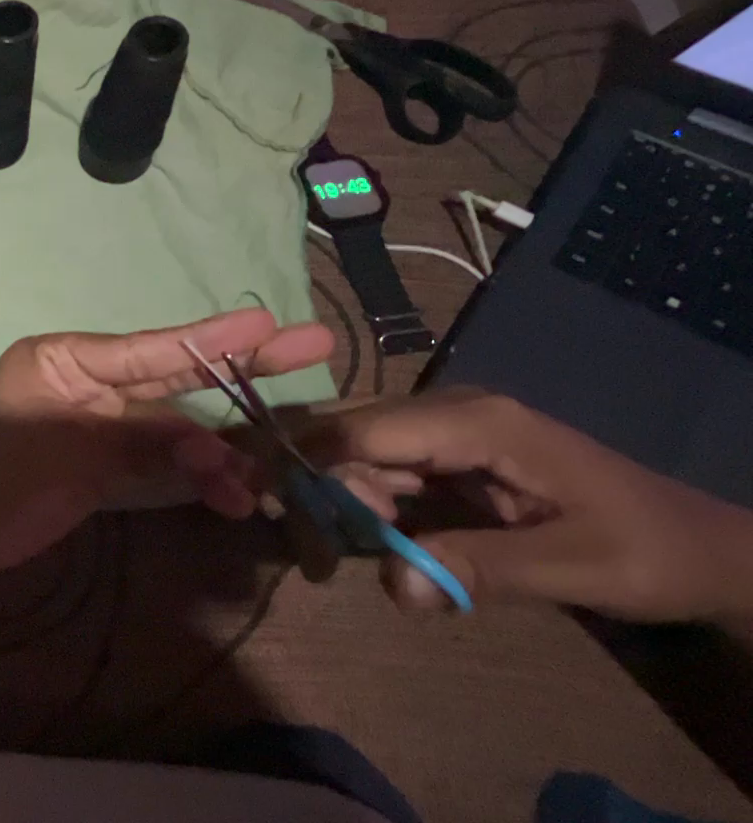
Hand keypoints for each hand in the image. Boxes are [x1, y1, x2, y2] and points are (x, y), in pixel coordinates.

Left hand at [0, 309, 333, 587]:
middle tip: (314, 347)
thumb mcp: (62, 441)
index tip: (268, 323)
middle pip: (173, 376)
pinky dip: (195, 476)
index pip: (150, 347)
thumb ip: (137, 438)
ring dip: (220, 452)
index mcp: (66, 358)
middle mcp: (88, 384)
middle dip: (239, 368)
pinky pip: (160, 463)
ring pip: (174, 428)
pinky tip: (231, 495)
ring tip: (263, 478)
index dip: (212, 339)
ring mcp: (97, 427)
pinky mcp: (102, 468)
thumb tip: (214, 449)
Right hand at [313, 388, 752, 627]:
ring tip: (333, 556)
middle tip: (318, 553)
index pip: (361, 432)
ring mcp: (442, 432)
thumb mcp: (579, 566)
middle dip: (318, 488)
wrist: (710, 551)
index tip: (289, 520)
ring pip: (353, 453)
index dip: (315, 470)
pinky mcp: (443, 457)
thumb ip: (483, 569)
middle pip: (346, 438)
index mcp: (475, 422)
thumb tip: (393, 586)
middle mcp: (447, 413)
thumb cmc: (652, 551)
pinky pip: (378, 471)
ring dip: (335, 502)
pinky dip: (360, 506)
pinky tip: (368, 541)